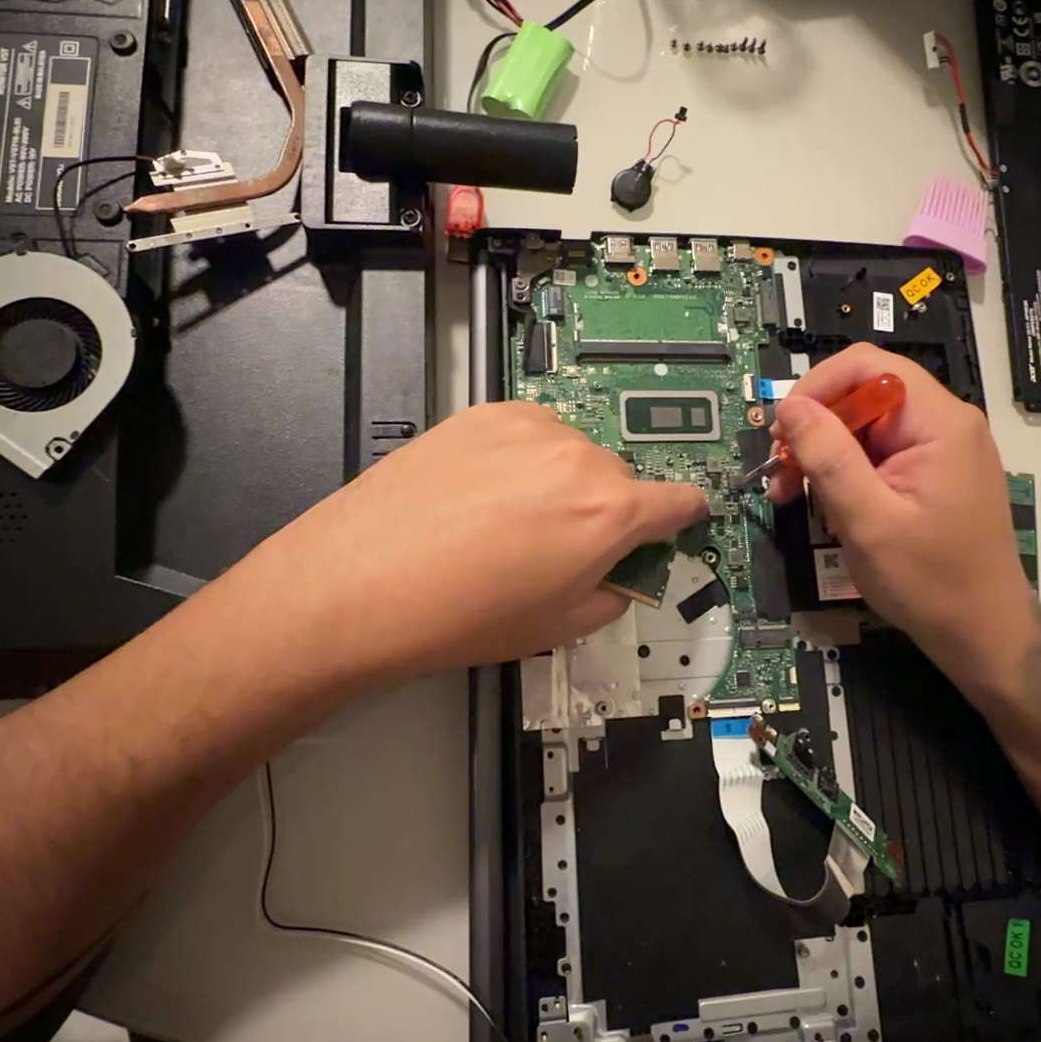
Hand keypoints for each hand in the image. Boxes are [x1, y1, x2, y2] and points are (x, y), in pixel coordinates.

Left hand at [249, 402, 705, 686]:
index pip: (679, 500)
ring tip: (509, 526)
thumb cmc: (452, 614)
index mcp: (608, 513)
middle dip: (607, 512)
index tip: (675, 522)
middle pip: (620, 480)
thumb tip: (624, 574)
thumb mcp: (558, 626)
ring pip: (572, 454)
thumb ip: (614, 592)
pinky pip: (528, 434)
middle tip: (565, 549)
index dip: (681, 517)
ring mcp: (526, 429)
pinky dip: (521, 459)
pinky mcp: (482, 416)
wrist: (358, 585)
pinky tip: (483, 499)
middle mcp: (575, 458)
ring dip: (561, 482)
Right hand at [764, 344, 1033, 690]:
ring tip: (789, 494)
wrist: (981, 633)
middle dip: (813, 428)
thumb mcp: (868, 520)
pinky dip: (841, 472)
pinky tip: (820, 502)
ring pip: (862, 426)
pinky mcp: (929, 473)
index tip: (782, 431)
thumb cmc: (929, 581)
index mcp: (938, 423)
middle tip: (779, 473)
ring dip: (820, 454)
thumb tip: (789, 406)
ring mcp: (938, 449)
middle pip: (862, 395)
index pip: (867, 366)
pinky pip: (875, 454)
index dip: (816, 387)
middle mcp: (943, 423)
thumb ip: (828, 457)